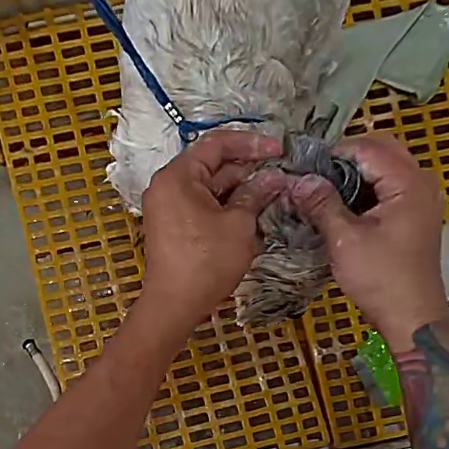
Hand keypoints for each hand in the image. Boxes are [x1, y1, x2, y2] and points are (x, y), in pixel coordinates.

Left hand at [136, 130, 289, 333]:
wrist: (175, 305)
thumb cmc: (206, 262)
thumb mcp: (239, 226)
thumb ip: (256, 195)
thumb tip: (274, 178)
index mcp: (178, 176)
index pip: (216, 144)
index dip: (251, 143)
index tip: (279, 149)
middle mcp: (168, 185)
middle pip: (212, 166)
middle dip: (247, 170)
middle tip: (280, 175)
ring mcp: (168, 207)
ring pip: (209, 189)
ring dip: (239, 190)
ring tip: (272, 194)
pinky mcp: (174, 227)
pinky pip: (202, 206)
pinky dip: (226, 206)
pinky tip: (251, 212)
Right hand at [288, 134, 448, 348]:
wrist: (413, 319)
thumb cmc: (382, 280)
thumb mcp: (344, 240)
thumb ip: (322, 204)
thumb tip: (299, 181)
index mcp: (408, 182)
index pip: (366, 147)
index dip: (333, 154)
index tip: (306, 169)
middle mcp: (422, 184)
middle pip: (382, 150)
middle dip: (347, 160)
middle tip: (317, 179)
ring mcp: (424, 201)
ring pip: (388, 170)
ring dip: (359, 176)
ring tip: (327, 195)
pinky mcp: (418, 219)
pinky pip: (393, 190)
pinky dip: (371, 192)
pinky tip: (346, 210)